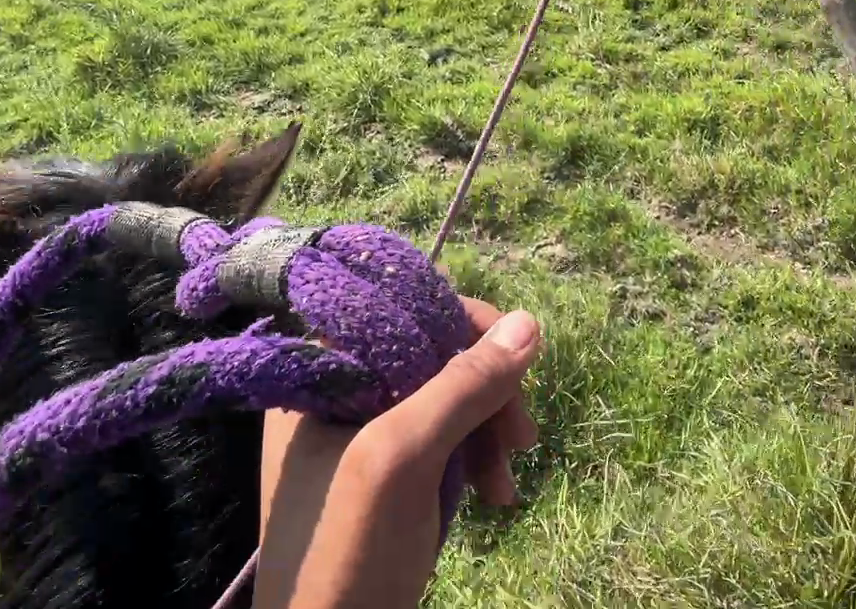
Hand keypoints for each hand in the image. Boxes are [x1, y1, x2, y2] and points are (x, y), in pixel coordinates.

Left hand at [253, 297, 540, 608]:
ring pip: (452, 389)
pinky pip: (451, 429)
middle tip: (522, 437)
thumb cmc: (348, 552)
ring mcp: (369, 425)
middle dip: (488, 387)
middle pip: (437, 347)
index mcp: (325, 369)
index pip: (402, 304)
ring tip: (507, 481)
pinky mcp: (394, 463)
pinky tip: (496, 492)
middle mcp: (344, 386)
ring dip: (491, 425)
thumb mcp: (405, 459)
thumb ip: (462, 385)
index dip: (463, 321)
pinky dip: (480, 452)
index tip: (511, 358)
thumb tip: (529, 321)